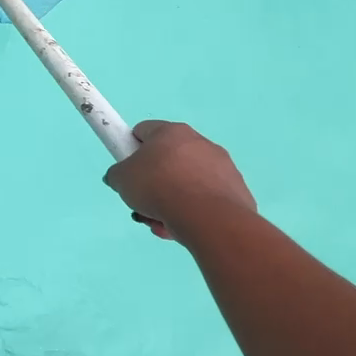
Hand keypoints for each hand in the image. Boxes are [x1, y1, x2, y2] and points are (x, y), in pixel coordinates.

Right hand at [103, 121, 256, 237]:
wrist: (207, 217)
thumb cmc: (158, 187)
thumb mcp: (119, 178)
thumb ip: (117, 174)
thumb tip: (122, 179)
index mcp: (172, 132)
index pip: (144, 130)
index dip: (130, 148)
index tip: (128, 168)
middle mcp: (201, 143)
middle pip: (168, 158)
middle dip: (153, 179)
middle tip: (142, 197)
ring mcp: (224, 167)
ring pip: (187, 181)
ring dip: (171, 198)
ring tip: (160, 219)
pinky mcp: (238, 190)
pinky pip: (206, 197)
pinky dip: (192, 210)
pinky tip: (181, 225)